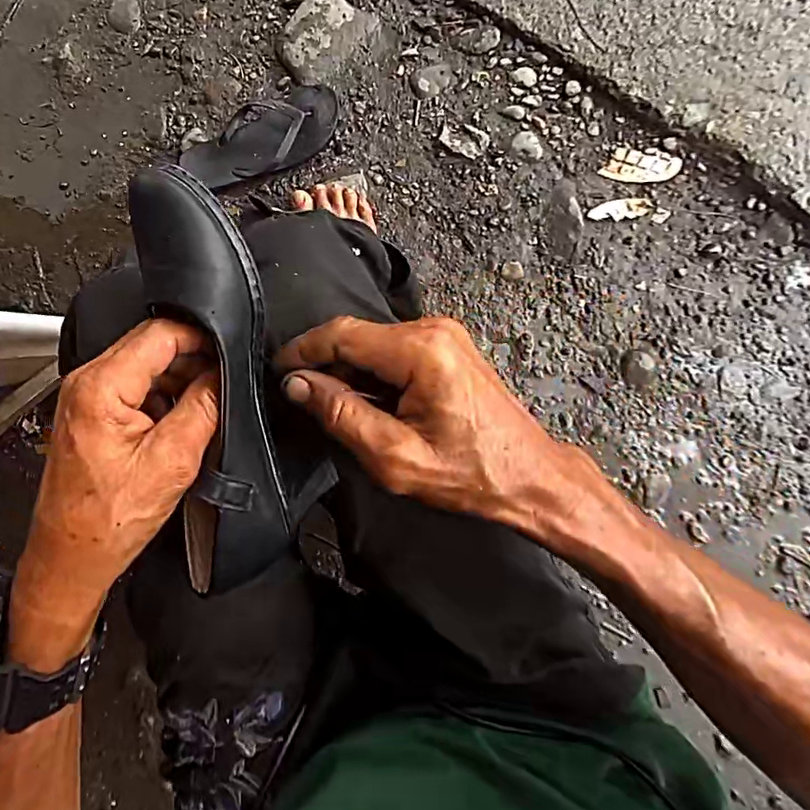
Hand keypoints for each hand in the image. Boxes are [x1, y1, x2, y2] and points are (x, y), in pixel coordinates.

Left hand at [11, 319, 218, 671]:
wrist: (71, 555)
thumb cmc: (103, 523)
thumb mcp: (171, 463)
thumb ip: (203, 408)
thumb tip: (221, 376)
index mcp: (99, 388)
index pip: (158, 334)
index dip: (199, 337)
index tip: (225, 350)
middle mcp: (83, 384)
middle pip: (148, 344)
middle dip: (190, 359)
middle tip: (218, 384)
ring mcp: (83, 397)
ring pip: (141, 364)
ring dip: (175, 380)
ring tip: (198, 410)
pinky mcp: (88, 412)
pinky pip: (130, 386)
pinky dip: (157, 396)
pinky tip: (173, 423)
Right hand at [275, 316, 607, 549]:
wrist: (530, 477)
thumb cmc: (474, 473)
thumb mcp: (394, 456)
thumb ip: (341, 415)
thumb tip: (300, 386)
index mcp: (422, 352)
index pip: (341, 334)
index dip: (301, 351)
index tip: (278, 371)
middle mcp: (433, 332)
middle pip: (354, 336)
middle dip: (324, 367)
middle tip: (307, 403)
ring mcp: (442, 336)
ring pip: (370, 344)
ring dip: (348, 374)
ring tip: (348, 414)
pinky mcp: (444, 348)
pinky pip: (390, 350)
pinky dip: (371, 375)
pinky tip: (374, 407)